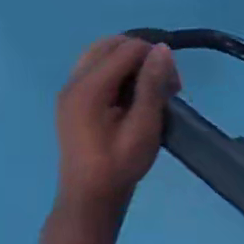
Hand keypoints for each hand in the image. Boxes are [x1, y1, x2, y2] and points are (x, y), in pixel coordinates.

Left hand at [55, 35, 179, 214]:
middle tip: (163, 82)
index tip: (173, 85)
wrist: (89, 200)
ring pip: (104, 52)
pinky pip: (97, 66)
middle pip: (113, 44)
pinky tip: (131, 92)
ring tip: (149, 85)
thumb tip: (162, 48)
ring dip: (131, 60)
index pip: (129, 49)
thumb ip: (152, 85)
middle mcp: (74, 82)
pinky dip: (118, 69)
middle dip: (143, 54)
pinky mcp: (73, 98)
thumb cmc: (120, 165)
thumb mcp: (144, 126)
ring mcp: (70, 90)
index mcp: (89, 89)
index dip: (156, 58)